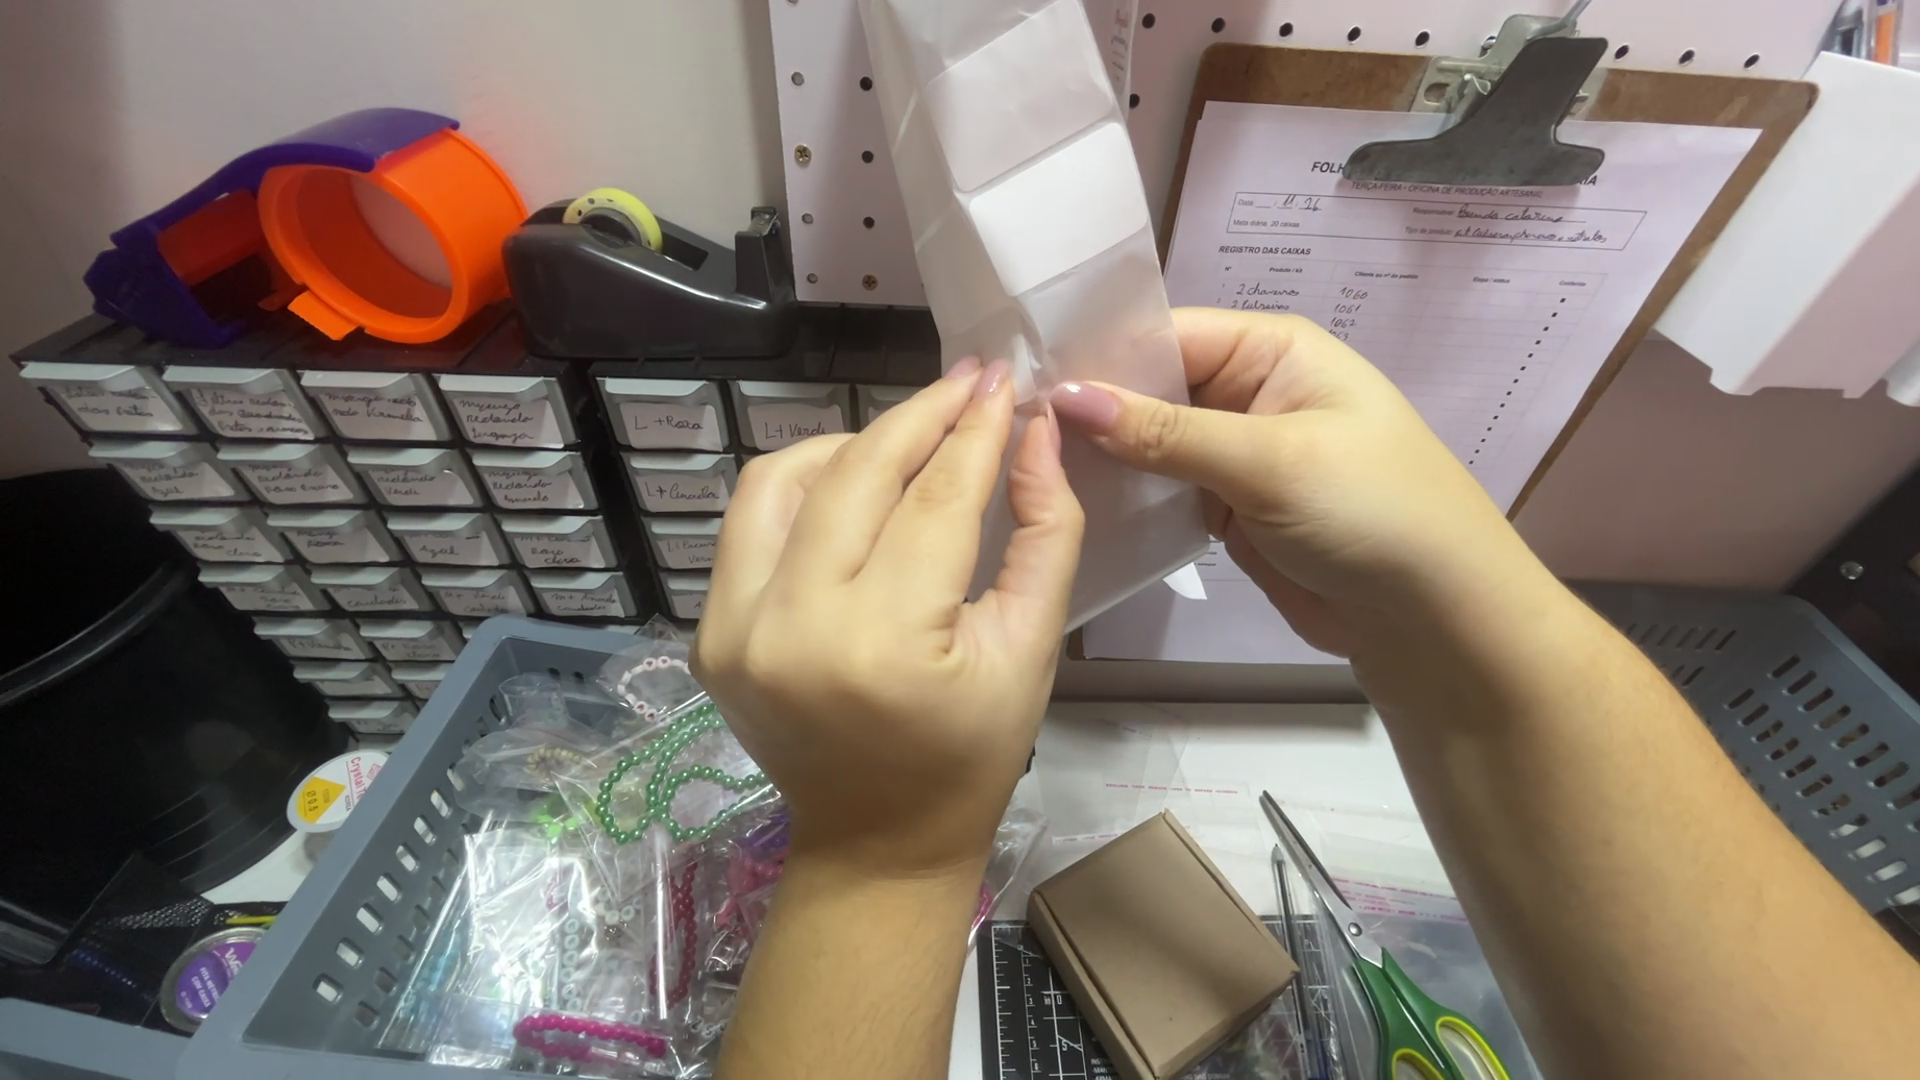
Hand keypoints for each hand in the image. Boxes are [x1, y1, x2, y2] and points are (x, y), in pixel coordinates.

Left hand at [693, 359, 1082, 879]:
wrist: (876, 839)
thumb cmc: (970, 756)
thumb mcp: (1030, 648)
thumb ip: (1046, 533)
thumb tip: (1032, 434)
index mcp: (883, 645)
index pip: (936, 501)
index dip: (976, 432)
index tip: (1002, 382)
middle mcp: (790, 628)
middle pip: (857, 475)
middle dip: (920, 416)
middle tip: (967, 386)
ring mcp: (734, 630)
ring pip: (784, 479)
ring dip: (854, 443)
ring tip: (911, 440)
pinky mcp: (710, 633)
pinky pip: (751, 521)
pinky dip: (803, 486)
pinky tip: (850, 487)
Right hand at [1048, 308, 1533, 657]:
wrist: (1431, 618)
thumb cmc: (1372, 512)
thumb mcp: (1269, 460)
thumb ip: (1164, 431)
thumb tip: (1066, 397)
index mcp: (1269, 351)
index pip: (1164, 336)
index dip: (1097, 358)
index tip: (1024, 382)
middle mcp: (1245, 393)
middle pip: (1149, 388)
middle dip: (1091, 409)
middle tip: (1008, 429)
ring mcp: (1231, 453)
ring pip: (1147, 443)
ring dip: (1101, 457)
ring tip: (1023, 466)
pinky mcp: (1222, 506)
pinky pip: (1160, 490)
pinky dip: (1124, 497)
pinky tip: (1070, 505)